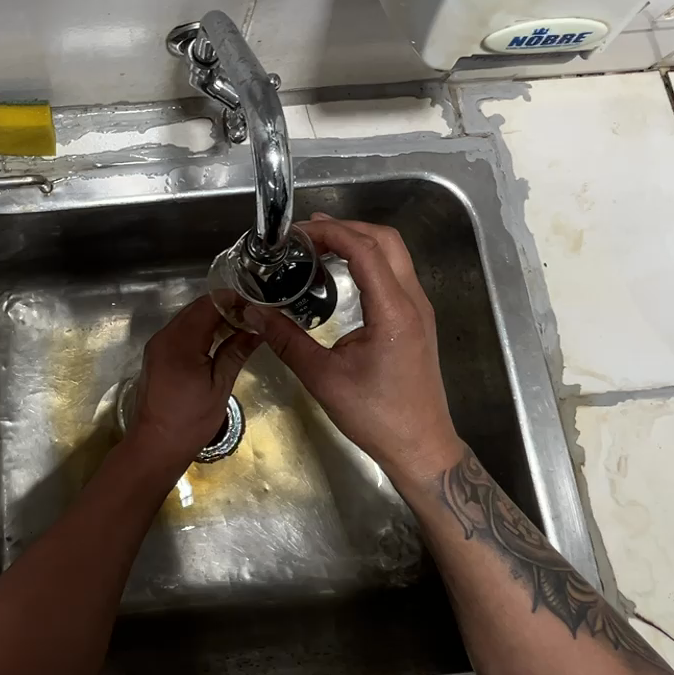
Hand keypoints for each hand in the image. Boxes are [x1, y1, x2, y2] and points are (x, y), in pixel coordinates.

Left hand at [123, 296, 259, 470]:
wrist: (155, 445)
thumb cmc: (190, 420)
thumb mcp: (220, 386)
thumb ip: (236, 352)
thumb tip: (256, 329)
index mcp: (180, 342)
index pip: (208, 305)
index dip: (232, 301)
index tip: (255, 305)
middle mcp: (164, 336)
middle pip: (196, 309)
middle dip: (224, 308)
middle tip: (251, 317)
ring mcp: (157, 345)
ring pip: (187, 319)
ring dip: (211, 319)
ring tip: (239, 327)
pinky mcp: (156, 355)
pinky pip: (180, 332)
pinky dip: (199, 331)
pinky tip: (218, 341)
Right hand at [244, 214, 458, 482]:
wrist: (421, 447)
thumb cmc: (375, 415)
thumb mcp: (323, 377)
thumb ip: (286, 339)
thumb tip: (252, 311)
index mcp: (393, 310)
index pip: (364, 249)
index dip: (329, 232)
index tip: (296, 233)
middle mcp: (413, 301)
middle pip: (385, 239)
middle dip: (345, 227)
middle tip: (306, 234)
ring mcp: (419, 308)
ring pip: (394, 252)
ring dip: (358, 240)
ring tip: (318, 246)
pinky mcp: (417, 319)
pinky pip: (394, 271)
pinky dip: (367, 258)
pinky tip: (340, 271)